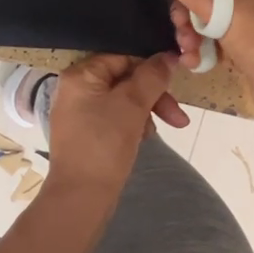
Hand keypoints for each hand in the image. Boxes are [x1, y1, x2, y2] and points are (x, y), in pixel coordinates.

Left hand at [42, 53, 189, 199]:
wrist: (81, 196)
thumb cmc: (104, 144)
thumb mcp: (132, 106)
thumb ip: (151, 77)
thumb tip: (167, 56)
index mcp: (79, 74)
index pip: (121, 56)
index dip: (151, 67)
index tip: (176, 82)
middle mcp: (75, 88)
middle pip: (123, 79)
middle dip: (153, 96)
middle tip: (178, 118)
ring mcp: (78, 111)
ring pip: (122, 99)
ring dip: (146, 111)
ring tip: (157, 133)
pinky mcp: (85, 132)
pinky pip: (114, 117)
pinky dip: (132, 124)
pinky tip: (144, 139)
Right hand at [129, 0, 253, 89]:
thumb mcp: (212, 4)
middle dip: (185, 12)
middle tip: (182, 29)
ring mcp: (250, 20)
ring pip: (205, 17)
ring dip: (190, 34)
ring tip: (187, 51)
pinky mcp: (247, 45)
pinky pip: (215, 38)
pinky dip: (202, 48)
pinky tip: (195, 63)